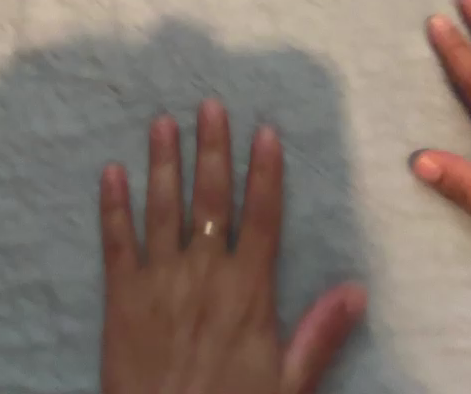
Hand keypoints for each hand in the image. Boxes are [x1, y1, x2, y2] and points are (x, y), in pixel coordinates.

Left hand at [99, 99, 366, 393]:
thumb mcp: (287, 384)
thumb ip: (320, 333)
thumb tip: (359, 289)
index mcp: (247, 288)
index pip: (261, 215)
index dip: (264, 171)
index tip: (264, 130)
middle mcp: (204, 271)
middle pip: (211, 197)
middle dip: (211, 149)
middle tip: (208, 105)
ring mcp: (159, 279)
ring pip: (163, 207)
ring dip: (163, 162)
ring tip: (162, 122)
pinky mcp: (121, 294)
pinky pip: (116, 241)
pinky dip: (112, 205)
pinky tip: (111, 171)